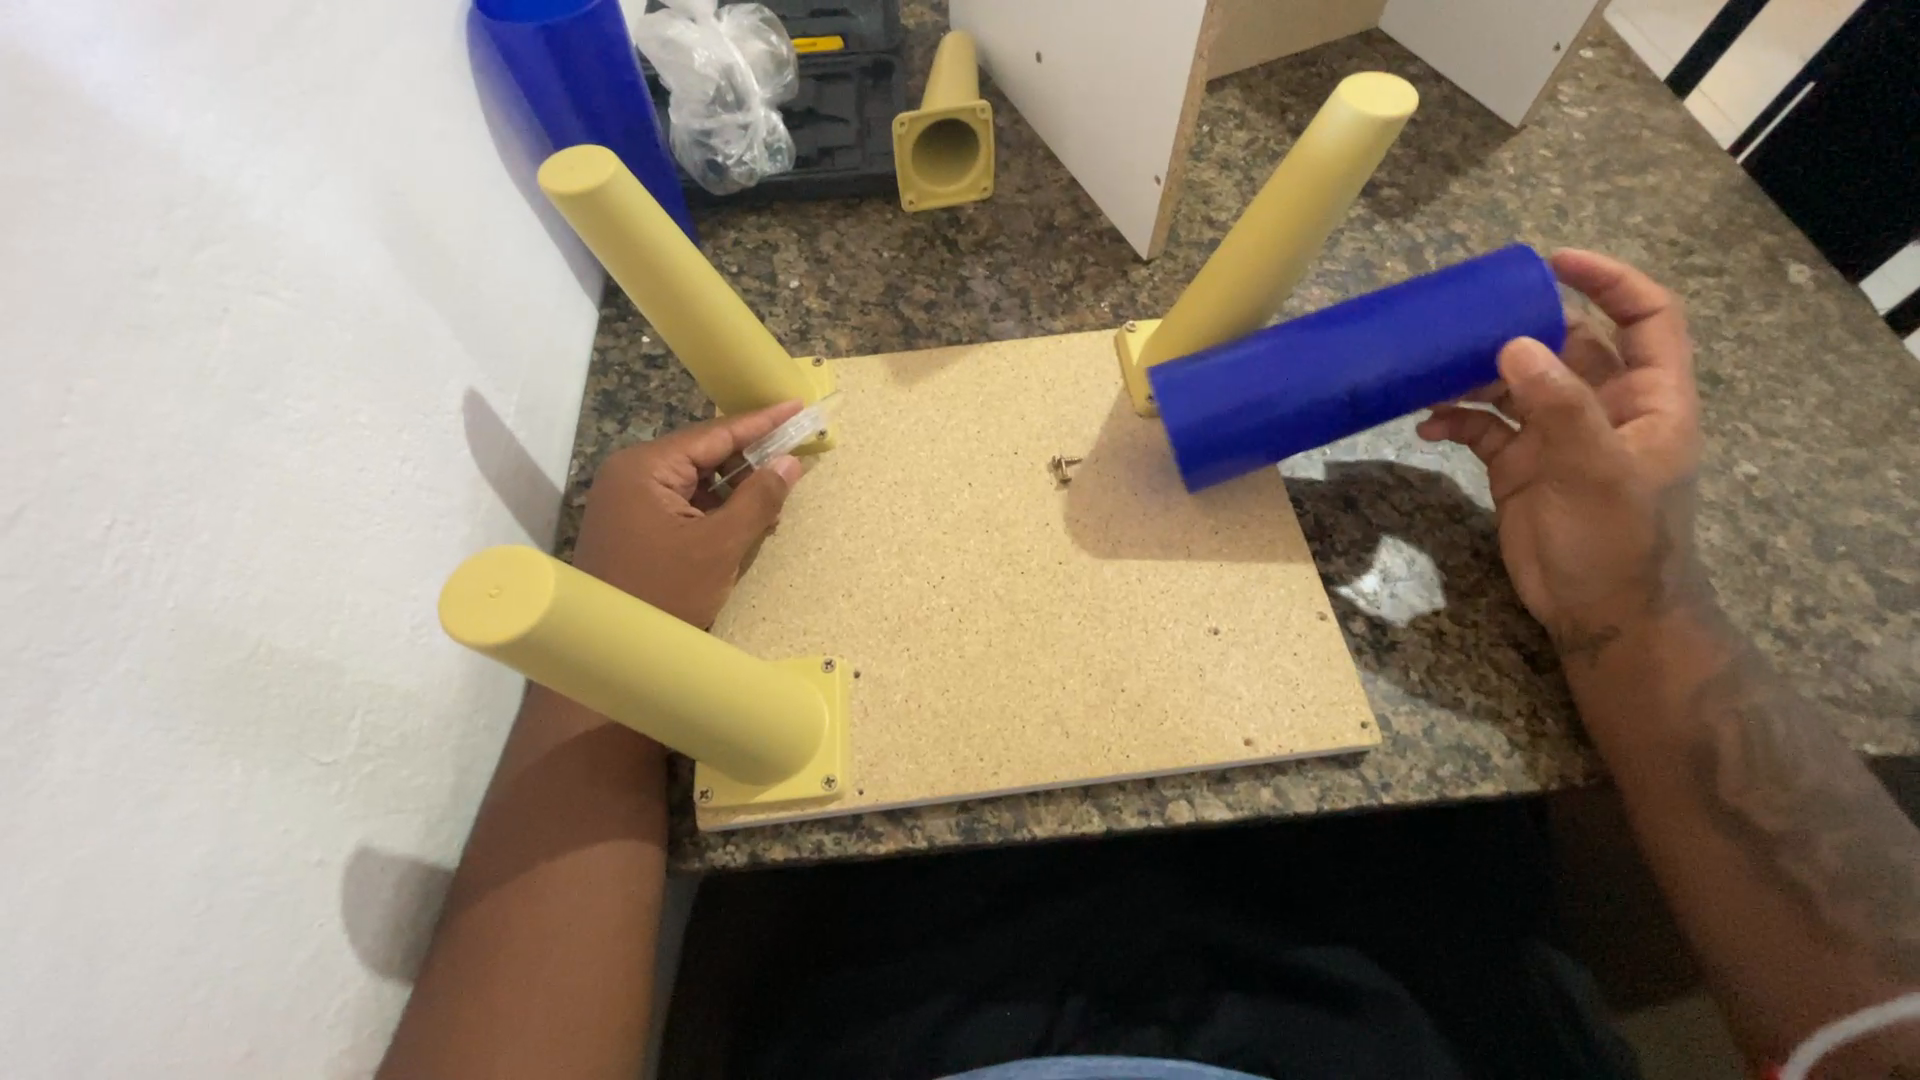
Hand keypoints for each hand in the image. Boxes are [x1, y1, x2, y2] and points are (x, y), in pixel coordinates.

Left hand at [572, 402, 805, 628]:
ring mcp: (631, 502)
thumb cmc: (663, 594)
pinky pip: (686, 506)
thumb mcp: (719, 546)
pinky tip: (749, 522)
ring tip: (778, 498)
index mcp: (645, 468)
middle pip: (704, 455)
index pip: (714, 434)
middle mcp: (633, 475)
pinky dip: (718, 511)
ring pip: (698, 483)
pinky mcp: (637, 527)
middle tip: (795, 455)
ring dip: (737, 491)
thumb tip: (789, 463)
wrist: (611, 653)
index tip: (796, 408)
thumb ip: (758, 499)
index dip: (761, 422)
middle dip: (751, 460)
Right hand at [1416, 250, 1702, 661]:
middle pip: (1563, 347)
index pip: (1644, 317)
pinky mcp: (1517, 464)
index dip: (1607, 282)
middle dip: (1517, 331)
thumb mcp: (1595, 469)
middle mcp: (1602, 407)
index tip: (1551, 263)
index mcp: (1647, 398)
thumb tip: (1514, 345)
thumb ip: (1558, 404)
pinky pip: (1482, 427)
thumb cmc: (1615, 539)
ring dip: (1474, 379)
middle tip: (1465, 324)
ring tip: (1432, 378)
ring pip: (1514, 386)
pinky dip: (1455, 421)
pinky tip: (1427, 426)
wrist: (1596, 609)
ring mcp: (1556, 436)